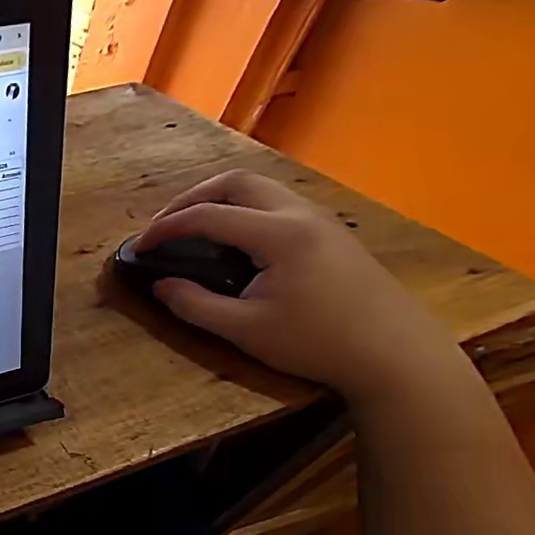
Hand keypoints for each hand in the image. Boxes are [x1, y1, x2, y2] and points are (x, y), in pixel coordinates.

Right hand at [138, 170, 472, 406]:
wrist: (394, 353)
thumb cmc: (317, 343)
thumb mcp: (245, 330)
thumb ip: (195, 305)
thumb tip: (161, 285)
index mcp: (278, 234)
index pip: (208, 216)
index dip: (166, 227)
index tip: (140, 246)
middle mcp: (299, 213)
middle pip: (235, 182)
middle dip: (190, 198)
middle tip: (163, 226)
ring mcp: (319, 218)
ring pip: (258, 188)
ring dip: (218, 199)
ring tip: (191, 228)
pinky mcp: (328, 231)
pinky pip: (274, 202)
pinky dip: (241, 209)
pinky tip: (232, 238)